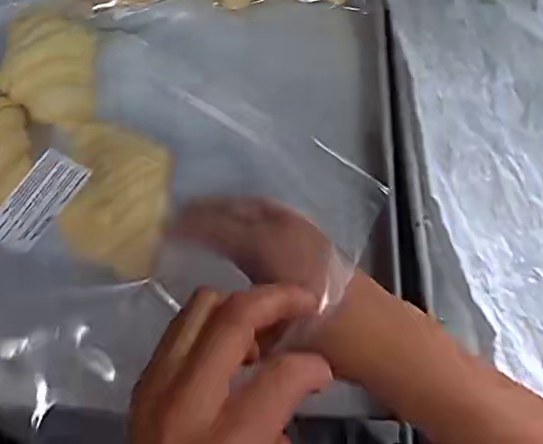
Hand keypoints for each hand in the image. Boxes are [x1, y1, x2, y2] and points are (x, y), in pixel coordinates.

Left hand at [129, 285, 331, 443]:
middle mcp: (183, 404)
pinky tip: (230, 349)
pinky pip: (181, 327)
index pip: (278, 377)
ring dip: (240, 307)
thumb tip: (296, 387)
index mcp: (222, 443)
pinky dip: (211, 324)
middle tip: (305, 306)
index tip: (323, 369)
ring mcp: (155, 389)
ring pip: (203, 305)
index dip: (311, 366)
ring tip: (262, 333)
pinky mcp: (142, 385)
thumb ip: (276, 430)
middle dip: (279, 300)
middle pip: (235, 316)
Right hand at [173, 197, 396, 385]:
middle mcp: (282, 227)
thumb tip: (214, 300)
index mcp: (267, 246)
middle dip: (208, 209)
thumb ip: (238, 310)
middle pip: (237, 208)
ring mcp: (300, 225)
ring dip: (229, 207)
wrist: (374, 330)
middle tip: (180, 215)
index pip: (219, 227)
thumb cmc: (320, 335)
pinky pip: (272, 211)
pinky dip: (251, 210)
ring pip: (255, 206)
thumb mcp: (268, 333)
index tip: (168, 226)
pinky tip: (244, 220)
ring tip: (205, 215)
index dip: (192, 225)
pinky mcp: (312, 232)